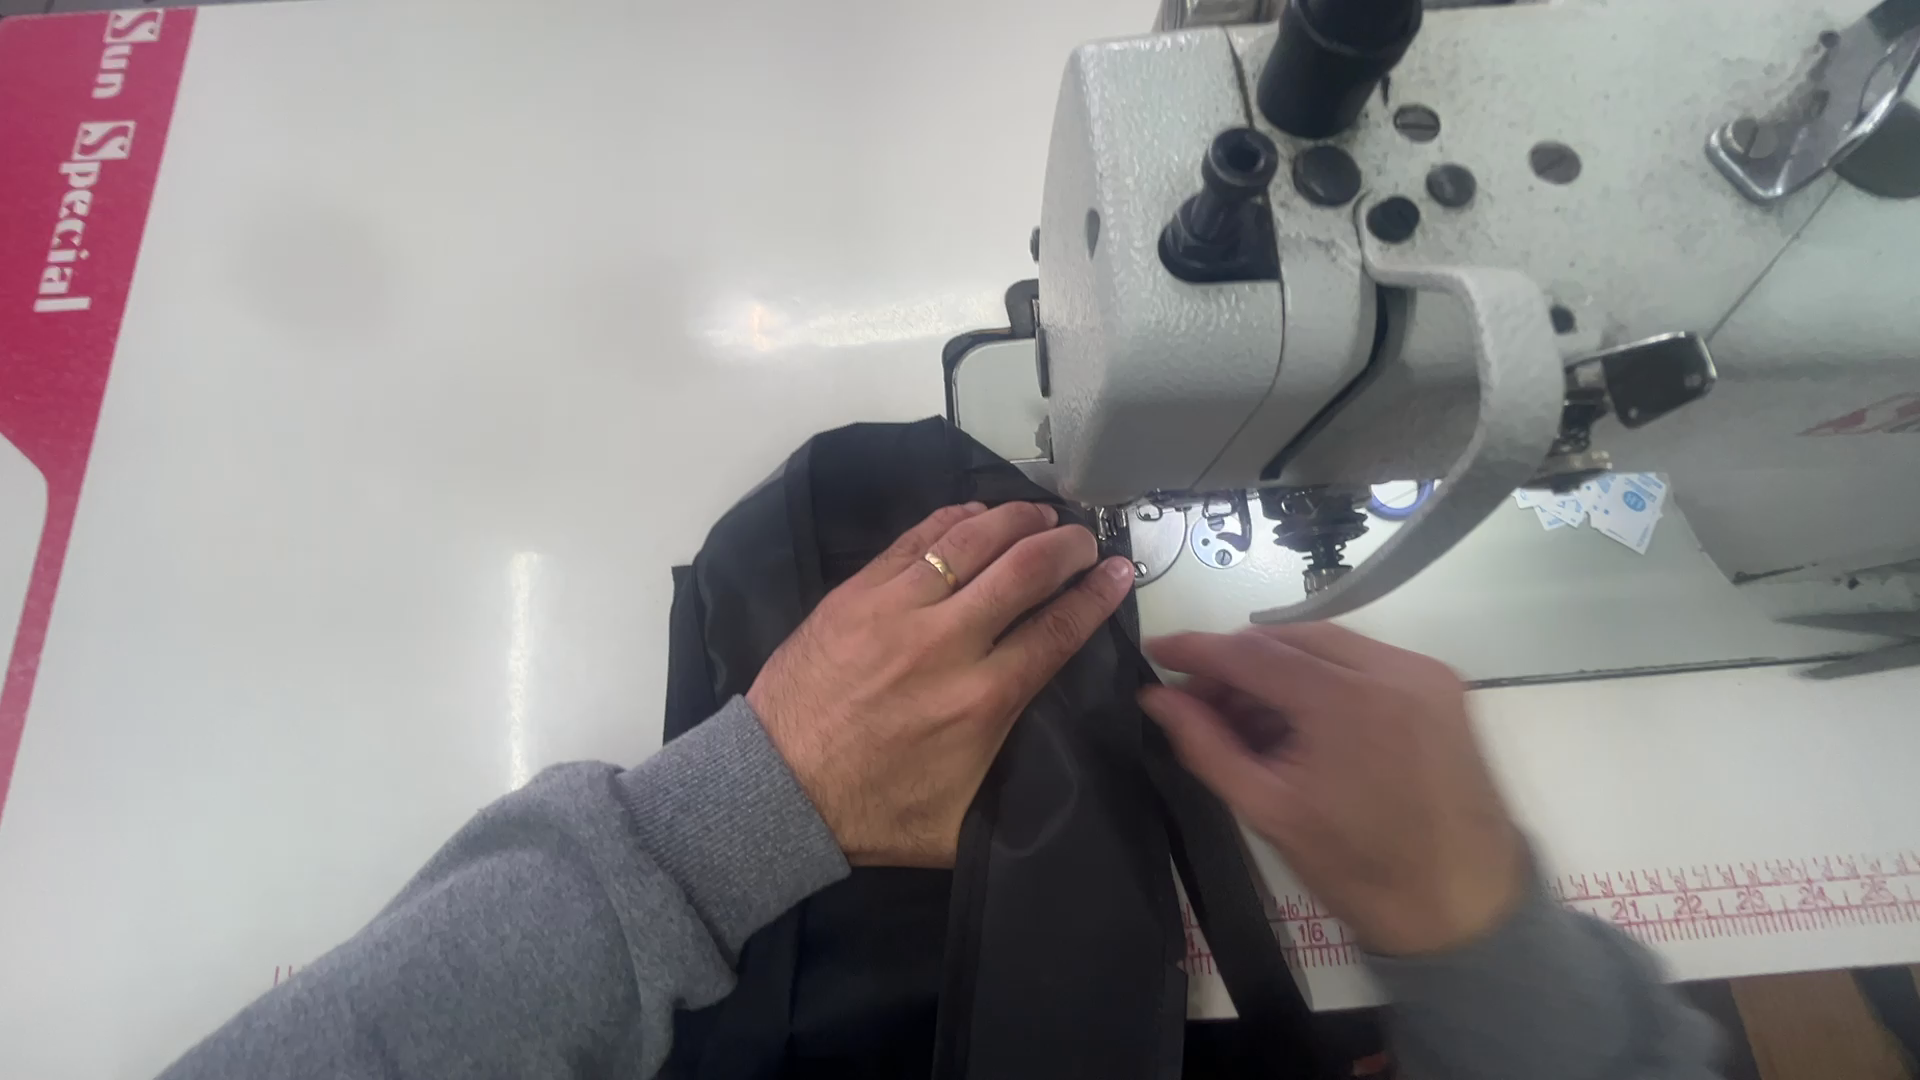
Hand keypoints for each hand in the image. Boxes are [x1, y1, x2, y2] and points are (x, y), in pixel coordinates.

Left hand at [748, 501, 1136, 867]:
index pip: (1056, 630)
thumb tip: (1050, 733)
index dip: (1095, 596)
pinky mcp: (856, 593)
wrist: (776, 788)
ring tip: (1041, 512)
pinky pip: (913, 539)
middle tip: (1084, 538)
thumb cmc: (872, 810)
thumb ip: (1013, 773)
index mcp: (981, 701)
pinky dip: (952, 519)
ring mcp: (897, 610)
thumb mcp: (962, 819)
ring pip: (971, 543)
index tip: (1118, 573)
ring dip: (1015, 519)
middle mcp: (946, 644)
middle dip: (1066, 547)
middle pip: (1023, 572)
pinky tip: (976, 513)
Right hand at [1140, 624, 1523, 955]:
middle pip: (1285, 639)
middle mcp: (1392, 668)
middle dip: (1233, 663)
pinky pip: (1354, 660)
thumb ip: (1202, 743)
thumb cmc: (1359, 868)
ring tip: (1243, 716)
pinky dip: (1313, 677)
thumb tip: (1155, 696)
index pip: (1252, 653)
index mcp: (1349, 701)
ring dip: (1271, 669)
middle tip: (1197, 699)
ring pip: (1320, 643)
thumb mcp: (1266, 808)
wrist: (1468, 912)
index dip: (1196, 647)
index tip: (1155, 648)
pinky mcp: (1439, 684)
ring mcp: (1422, 672)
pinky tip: (1291, 717)